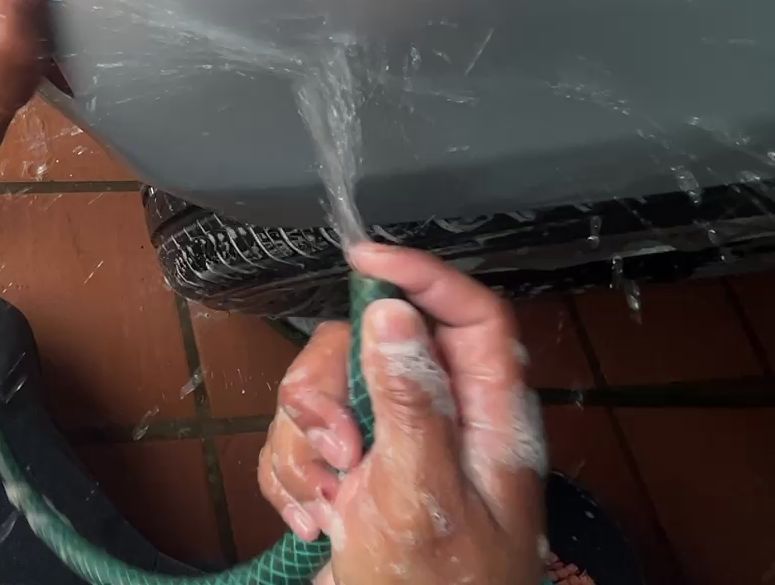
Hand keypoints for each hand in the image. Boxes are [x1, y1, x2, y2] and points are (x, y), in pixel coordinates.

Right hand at [258, 244, 546, 584]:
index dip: (421, 275)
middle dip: (327, 391)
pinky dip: (290, 470)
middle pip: (364, 344)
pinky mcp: (346, 459)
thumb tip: (392, 309)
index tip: (361, 259)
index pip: (468, 315)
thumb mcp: (420, 496)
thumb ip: (411, 402)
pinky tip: (316, 516)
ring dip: (303, 443)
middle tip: (336, 447)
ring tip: (329, 501)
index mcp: (484, 420)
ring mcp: (385, 437)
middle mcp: (434, 416)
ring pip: (317, 386)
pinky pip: (294, 430)